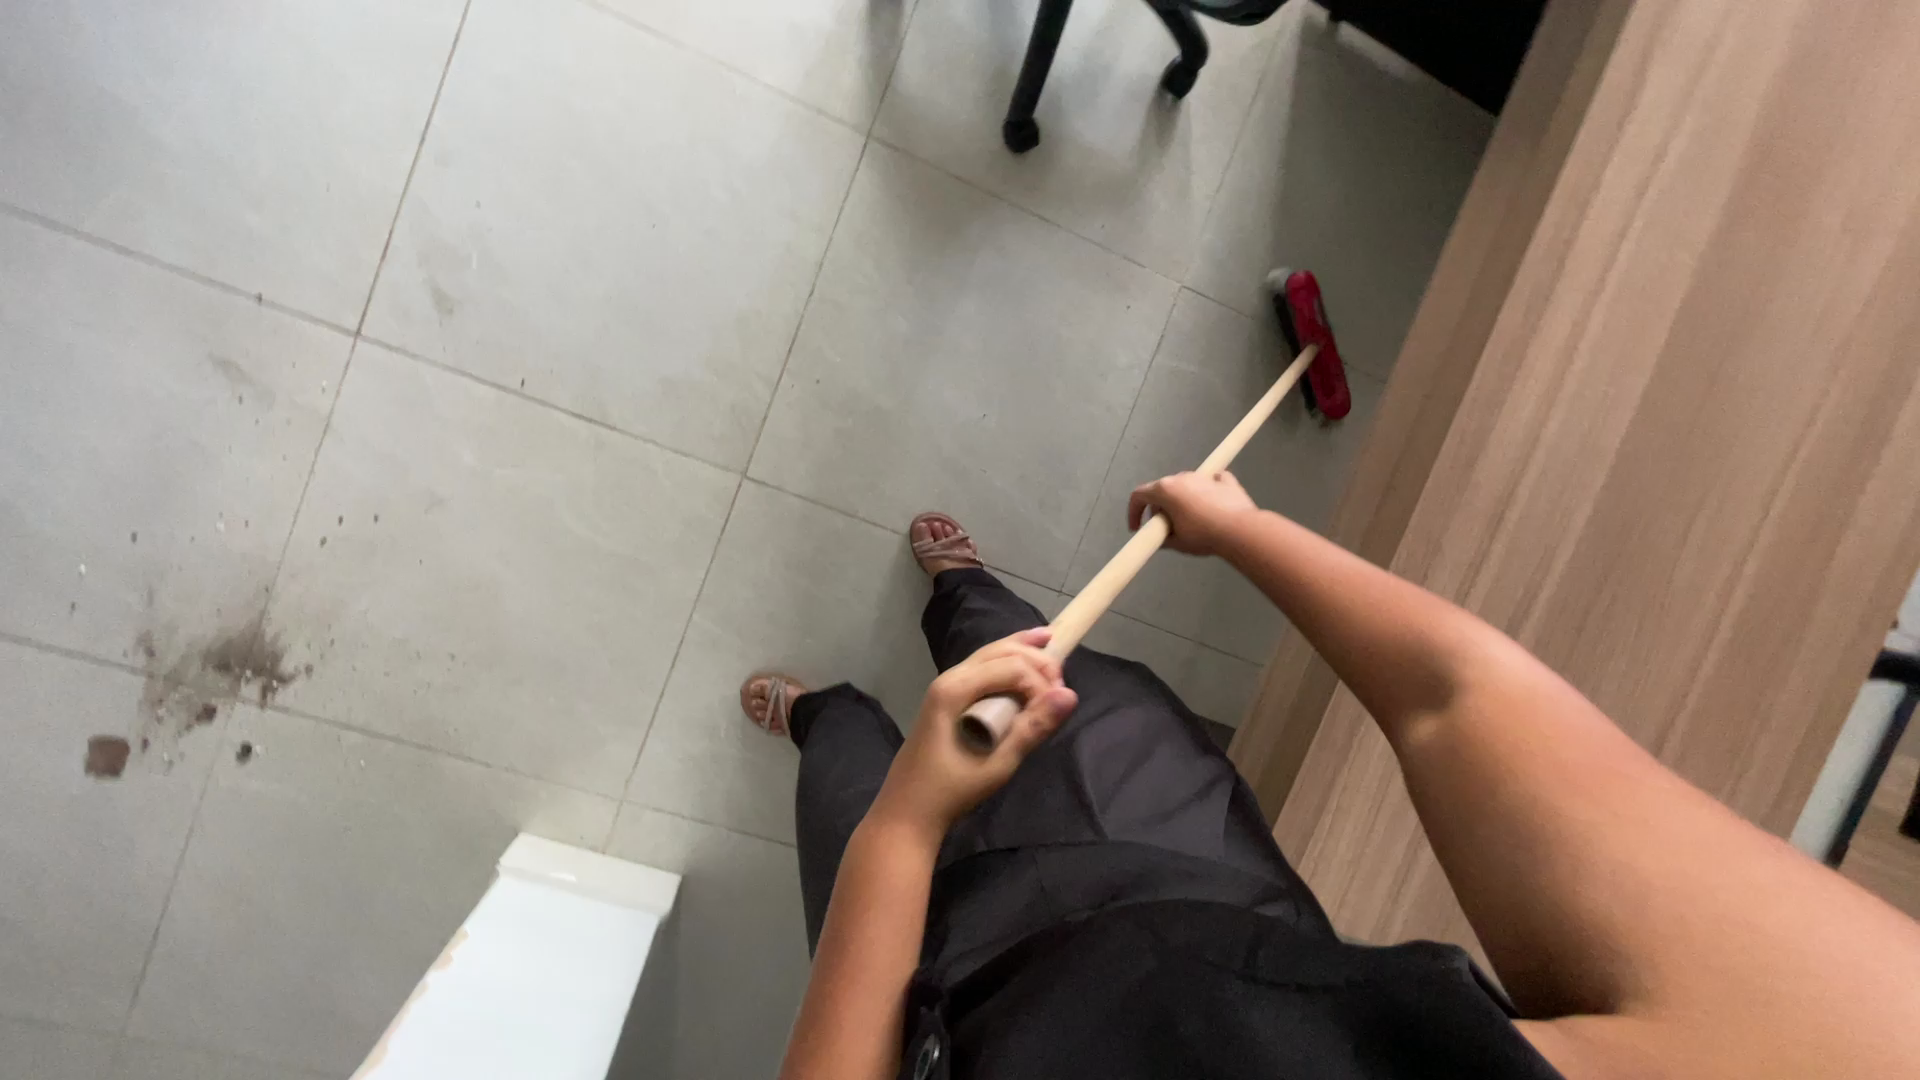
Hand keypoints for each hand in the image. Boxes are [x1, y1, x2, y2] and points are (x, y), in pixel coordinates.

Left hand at [869, 628, 1077, 837]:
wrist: (906, 812)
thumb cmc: (951, 791)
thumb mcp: (998, 763)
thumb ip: (1033, 728)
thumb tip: (1069, 695)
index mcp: (955, 689)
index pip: (1011, 666)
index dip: (1040, 680)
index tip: (1055, 710)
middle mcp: (949, 678)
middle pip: (999, 651)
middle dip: (1033, 657)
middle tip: (1062, 678)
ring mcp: (945, 686)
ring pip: (989, 655)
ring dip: (1020, 653)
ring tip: (1049, 644)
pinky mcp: (947, 697)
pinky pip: (982, 669)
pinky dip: (1005, 664)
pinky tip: (1021, 663)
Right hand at [1128, 470, 1259, 555]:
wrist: (1241, 531)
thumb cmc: (1203, 536)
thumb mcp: (1176, 543)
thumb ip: (1163, 538)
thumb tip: (1161, 538)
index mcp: (1165, 490)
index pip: (1139, 495)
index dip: (1133, 512)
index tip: (1137, 528)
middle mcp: (1182, 477)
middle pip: (1162, 489)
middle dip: (1159, 507)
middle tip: (1164, 527)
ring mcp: (1204, 476)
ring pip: (1185, 485)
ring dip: (1181, 499)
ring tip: (1189, 519)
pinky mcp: (1226, 480)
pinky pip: (1211, 481)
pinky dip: (1207, 490)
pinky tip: (1212, 503)